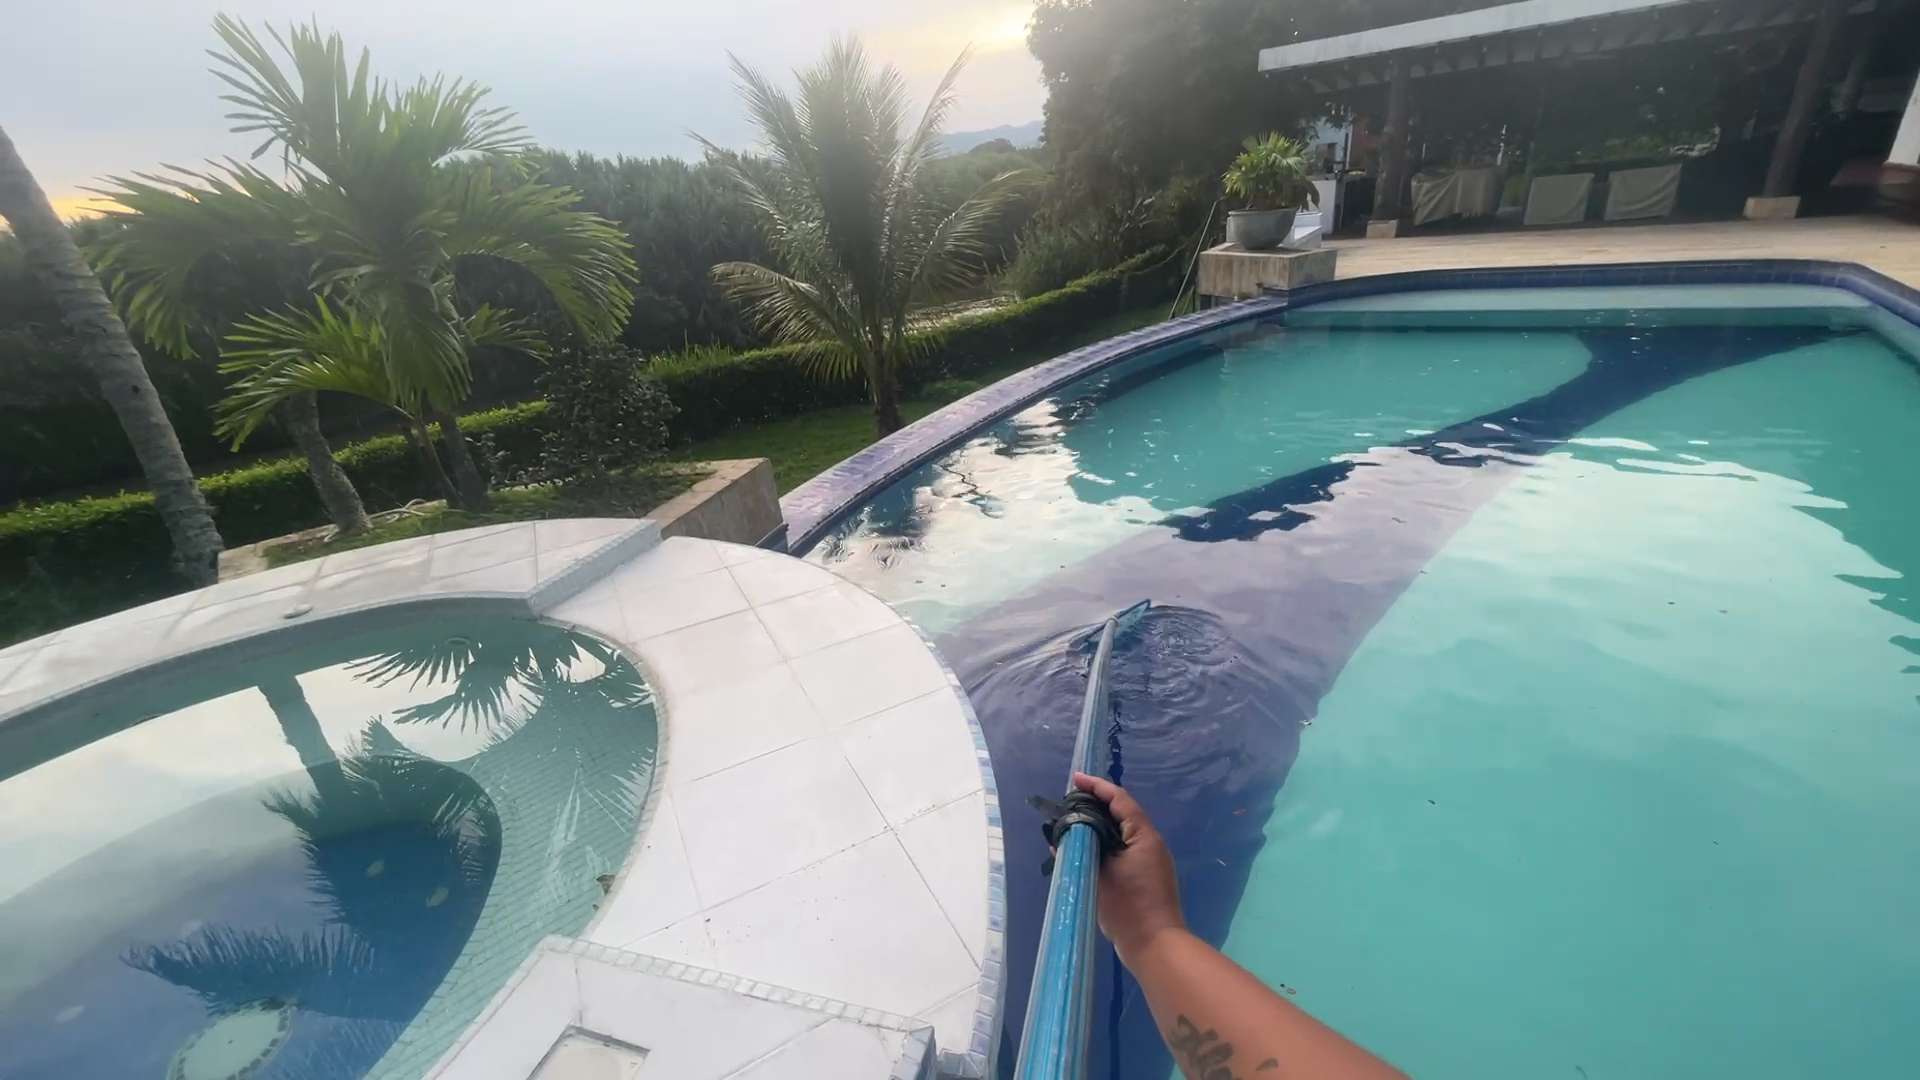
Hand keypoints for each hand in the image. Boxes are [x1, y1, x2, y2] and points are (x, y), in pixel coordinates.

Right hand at [1072, 771, 1185, 964]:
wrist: (1155, 947)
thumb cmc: (1129, 907)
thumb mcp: (1101, 873)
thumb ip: (1083, 851)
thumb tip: (1063, 838)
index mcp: (1143, 835)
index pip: (1119, 799)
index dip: (1097, 786)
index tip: (1075, 778)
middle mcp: (1150, 843)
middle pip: (1121, 813)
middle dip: (1096, 804)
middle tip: (1070, 801)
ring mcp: (1150, 861)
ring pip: (1120, 833)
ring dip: (1098, 825)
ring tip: (1073, 823)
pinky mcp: (1145, 878)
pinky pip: (1122, 850)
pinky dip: (1103, 844)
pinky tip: (1085, 851)